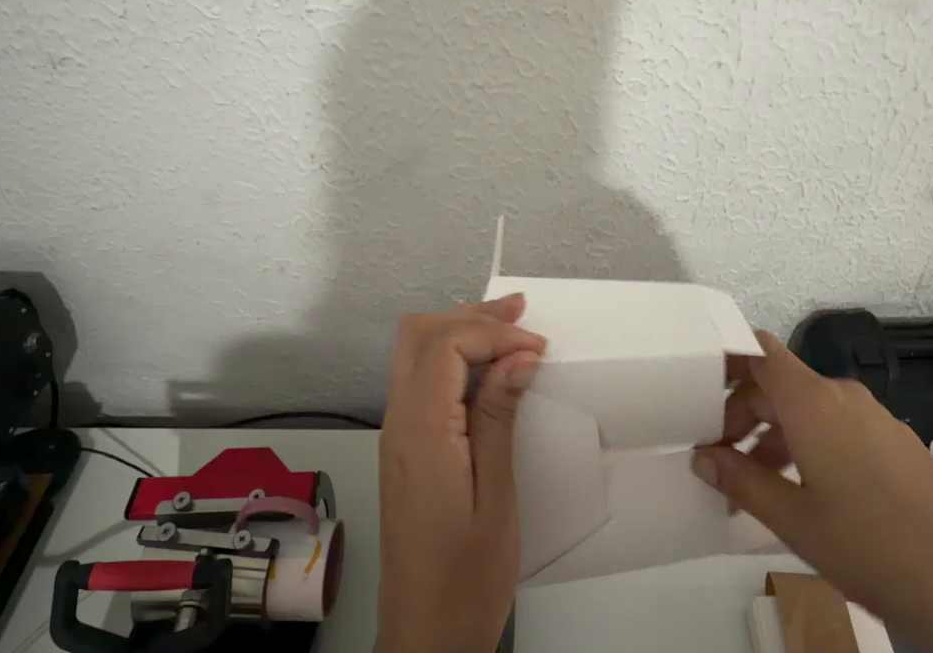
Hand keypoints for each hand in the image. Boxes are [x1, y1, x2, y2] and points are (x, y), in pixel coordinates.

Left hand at [376, 296, 545, 652]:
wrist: (426, 632)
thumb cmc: (466, 578)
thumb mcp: (495, 497)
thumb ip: (497, 418)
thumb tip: (516, 356)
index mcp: (419, 433)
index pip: (444, 345)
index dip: (491, 332)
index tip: (536, 347)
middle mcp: (397, 423)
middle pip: (419, 336)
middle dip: (471, 315)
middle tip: (520, 313)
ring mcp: (396, 433)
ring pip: (414, 352)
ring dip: (459, 329)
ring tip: (508, 325)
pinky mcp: (404, 446)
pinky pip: (419, 378)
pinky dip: (452, 357)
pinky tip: (485, 365)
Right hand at [692, 332, 932, 652]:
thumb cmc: (870, 545)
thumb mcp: (792, 519)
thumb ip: (740, 481)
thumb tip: (702, 457)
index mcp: (812, 402)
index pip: (759, 352)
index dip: (726, 359)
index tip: (696, 388)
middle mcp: (843, 396)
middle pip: (779, 383)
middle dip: (742, 412)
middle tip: (717, 457)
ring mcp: (875, 417)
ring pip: (809, 407)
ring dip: (774, 433)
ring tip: (756, 482)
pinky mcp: (896, 442)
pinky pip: (838, 425)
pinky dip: (808, 443)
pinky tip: (804, 490)